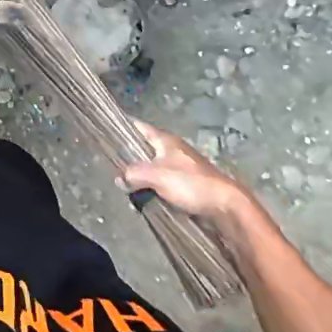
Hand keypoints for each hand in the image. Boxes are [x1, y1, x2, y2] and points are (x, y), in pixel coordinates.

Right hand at [120, 121, 260, 225]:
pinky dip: (152, 186)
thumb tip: (120, 179)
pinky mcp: (187, 183)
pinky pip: (162, 181)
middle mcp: (173, 150)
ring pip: (153, 166)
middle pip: (144, 148)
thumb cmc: (190, 183)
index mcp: (166, 141)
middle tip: (112, 165)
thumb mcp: (155, 175)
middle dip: (129, 156)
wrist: (225, 205)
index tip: (106, 130)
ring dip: (141, 174)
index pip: (139, 127)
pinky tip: (144, 196)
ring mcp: (181, 166)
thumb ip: (133, 173)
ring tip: (125, 184)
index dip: (123, 126)